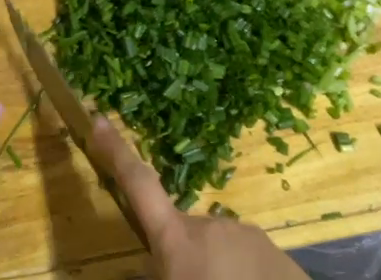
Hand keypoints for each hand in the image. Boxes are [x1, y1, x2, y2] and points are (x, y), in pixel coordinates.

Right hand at [89, 117, 309, 279]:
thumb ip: (156, 269)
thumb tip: (148, 263)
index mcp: (177, 240)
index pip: (138, 185)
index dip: (116, 152)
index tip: (98, 118)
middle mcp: (210, 227)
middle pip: (185, 236)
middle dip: (185, 262)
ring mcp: (248, 237)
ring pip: (221, 253)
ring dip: (218, 275)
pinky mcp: (282, 257)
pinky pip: (253, 266)